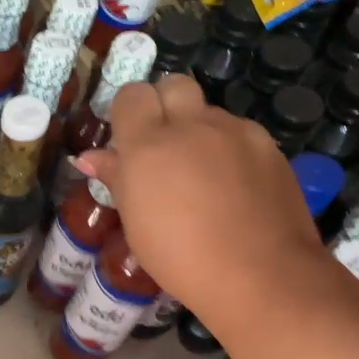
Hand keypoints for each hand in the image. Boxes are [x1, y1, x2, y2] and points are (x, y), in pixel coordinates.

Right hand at [75, 76, 325, 309]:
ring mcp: (235, 131)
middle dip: (163, 106)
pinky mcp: (268, 145)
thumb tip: (90, 158)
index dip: (127, 114)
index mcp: (149, 145)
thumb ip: (116, 180)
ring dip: (197, 132)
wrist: (258, 273)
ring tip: (198, 179)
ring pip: (208, 112)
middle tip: (160, 147)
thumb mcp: (136, 223)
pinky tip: (230, 190)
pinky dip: (227, 151)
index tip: (126, 143)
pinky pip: (238, 134)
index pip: (132, 95)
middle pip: (174, 85)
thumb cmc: (179, 257)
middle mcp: (193, 126)